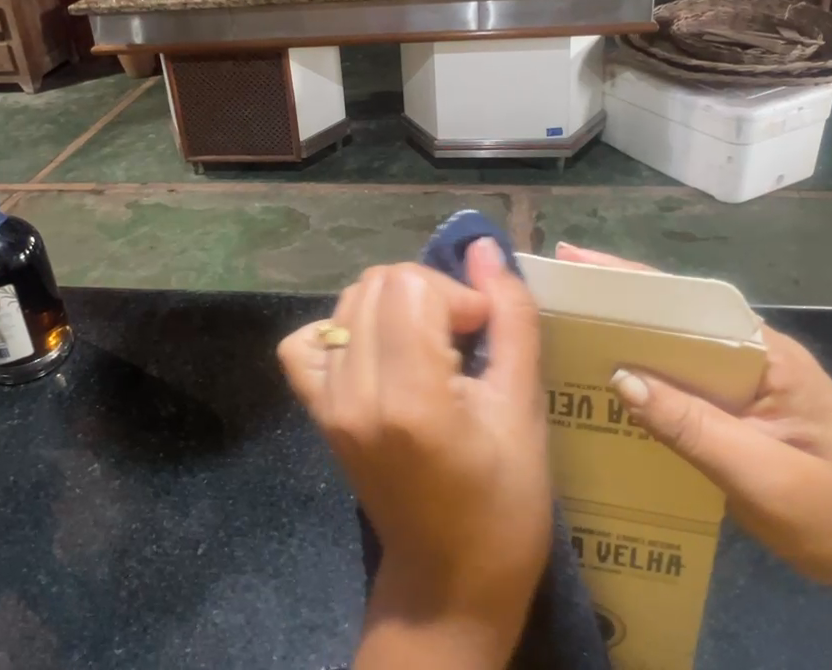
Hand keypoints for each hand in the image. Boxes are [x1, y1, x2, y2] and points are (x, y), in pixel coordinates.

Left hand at [278, 240, 549, 664]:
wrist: (448, 581)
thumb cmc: (504, 503)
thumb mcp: (523, 407)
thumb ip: (510, 318)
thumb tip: (485, 249)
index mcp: (410, 396)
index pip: (411, 284)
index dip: (458, 295)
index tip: (483, 333)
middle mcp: (354, 391)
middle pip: (377, 282)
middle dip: (427, 294)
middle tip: (461, 342)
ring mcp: (327, 402)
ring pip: (348, 301)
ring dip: (393, 306)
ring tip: (427, 349)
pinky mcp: (316, 412)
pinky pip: (307, 341)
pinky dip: (341, 330)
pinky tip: (377, 353)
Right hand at [557, 243, 831, 596]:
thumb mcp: (765, 477)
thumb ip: (693, 427)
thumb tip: (619, 377)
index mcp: (766, 353)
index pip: (687, 301)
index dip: (626, 278)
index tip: (573, 259)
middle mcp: (754, 354)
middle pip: (675, 316)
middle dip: (614, 298)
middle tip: (552, 288)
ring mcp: (749, 382)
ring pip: (675, 349)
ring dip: (625, 337)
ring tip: (565, 326)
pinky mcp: (743, 410)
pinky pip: (684, 382)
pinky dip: (645, 376)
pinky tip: (607, 384)